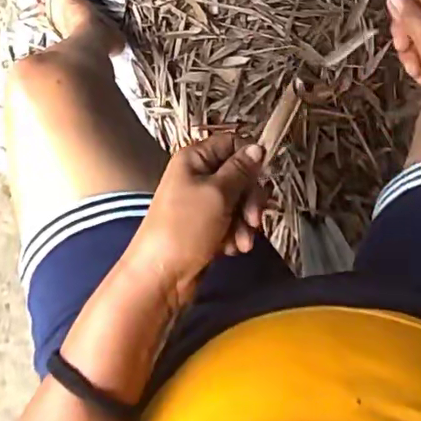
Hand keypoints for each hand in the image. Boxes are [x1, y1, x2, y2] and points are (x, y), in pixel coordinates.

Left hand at [124, 134, 264, 311]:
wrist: (160, 278)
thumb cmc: (185, 228)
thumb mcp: (217, 194)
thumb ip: (241, 170)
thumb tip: (259, 147)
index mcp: (195, 158)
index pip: (231, 143)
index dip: (249, 159)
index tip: (261, 178)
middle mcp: (198, 175)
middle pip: (239, 174)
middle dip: (250, 198)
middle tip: (253, 219)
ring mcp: (201, 201)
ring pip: (238, 200)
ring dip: (245, 221)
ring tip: (242, 241)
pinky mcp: (205, 225)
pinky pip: (231, 221)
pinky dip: (235, 233)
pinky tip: (232, 249)